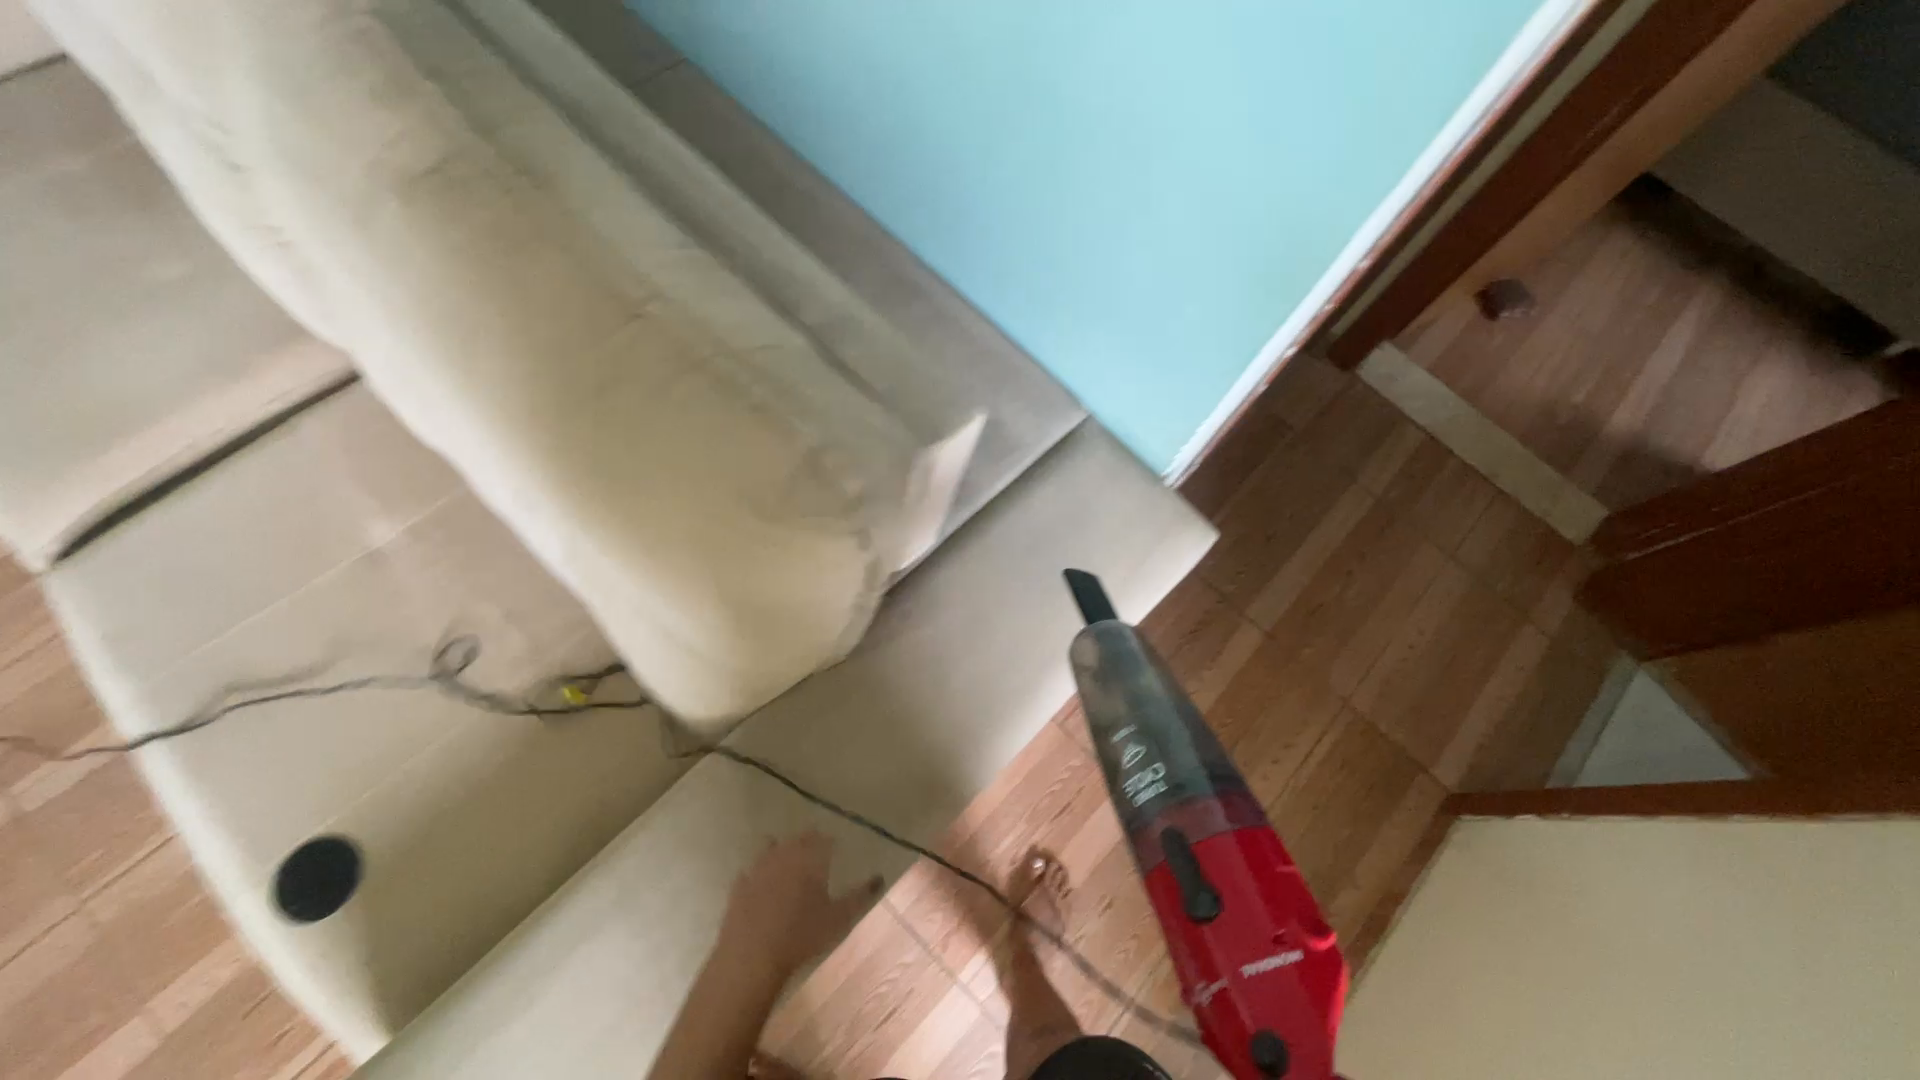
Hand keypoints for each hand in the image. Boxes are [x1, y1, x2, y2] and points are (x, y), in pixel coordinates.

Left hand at [718, 831, 882, 976]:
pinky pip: (749, 871)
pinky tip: (759, 883)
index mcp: (810, 859)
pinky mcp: (739, 886)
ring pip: (769, 847)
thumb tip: (879, 877)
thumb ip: (861, 895)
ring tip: (786, 861)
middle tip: (814, 850)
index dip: (829, 841)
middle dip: (806, 841)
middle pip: (796, 839)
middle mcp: (784, 855)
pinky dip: (756, 873)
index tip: (834, 846)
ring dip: (779, 849)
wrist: (753, 955)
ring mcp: (757, 868)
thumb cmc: (803, 935)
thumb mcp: (840, 917)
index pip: (822, 839)